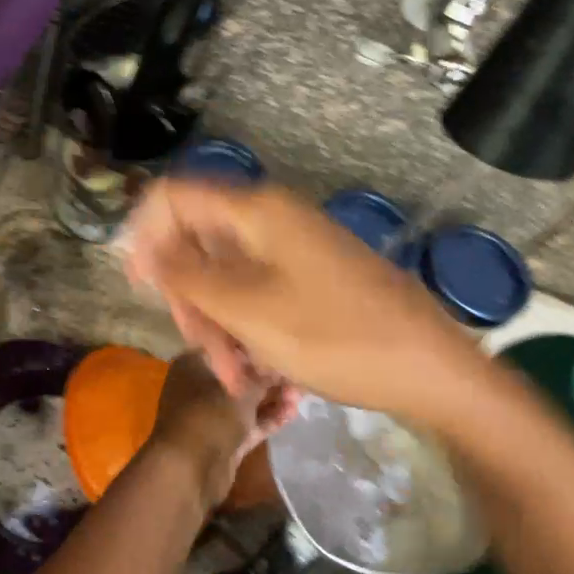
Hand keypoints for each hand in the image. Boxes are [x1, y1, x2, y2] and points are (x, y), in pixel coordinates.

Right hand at [121, 180, 483, 430]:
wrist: (435, 372)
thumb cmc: (336, 337)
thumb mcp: (247, 311)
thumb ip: (186, 274)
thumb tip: (141, 244)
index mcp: (254, 211)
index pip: (174, 197)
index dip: (144, 233)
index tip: (138, 285)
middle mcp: (270, 217)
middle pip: (198, 240)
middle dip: (189, 296)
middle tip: (199, 348)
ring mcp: (293, 246)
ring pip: (225, 272)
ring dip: (217, 321)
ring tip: (234, 377)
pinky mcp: (310, 274)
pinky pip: (256, 288)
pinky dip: (245, 324)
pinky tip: (255, 368)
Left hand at [145, 353, 292, 509]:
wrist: (189, 470)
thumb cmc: (209, 416)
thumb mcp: (240, 392)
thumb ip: (261, 378)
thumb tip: (278, 363)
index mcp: (194, 363)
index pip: (224, 346)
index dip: (251, 346)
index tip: (277, 343)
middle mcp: (200, 384)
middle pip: (237, 375)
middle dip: (266, 375)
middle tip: (296, 370)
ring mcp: (212, 413)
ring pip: (246, 401)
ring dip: (271, 397)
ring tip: (302, 392)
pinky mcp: (224, 438)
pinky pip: (249, 423)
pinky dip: (268, 418)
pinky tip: (293, 411)